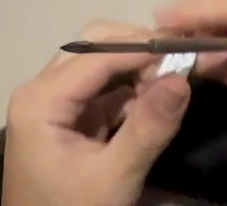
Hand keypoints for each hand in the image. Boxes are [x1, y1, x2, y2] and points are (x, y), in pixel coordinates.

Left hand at [3, 22, 191, 205]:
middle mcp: (39, 89)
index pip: (98, 54)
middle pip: (94, 44)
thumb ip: (147, 129)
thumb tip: (182, 79)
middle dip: (138, 47)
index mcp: (40, 101)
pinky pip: (101, 83)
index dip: (143, 46)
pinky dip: (129, 83)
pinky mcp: (64, 115)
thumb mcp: (113, 181)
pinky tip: (153, 94)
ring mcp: (50, 100)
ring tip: (171, 76)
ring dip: (135, 63)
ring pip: (98, 58)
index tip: (187, 45)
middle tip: (179, 59)